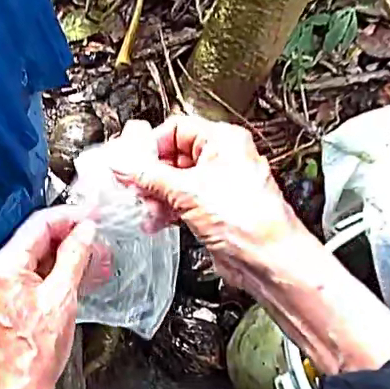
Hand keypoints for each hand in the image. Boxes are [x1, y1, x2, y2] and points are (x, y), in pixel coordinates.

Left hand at [0, 207, 97, 388]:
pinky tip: (83, 271)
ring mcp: (10, 285)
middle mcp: (3, 272)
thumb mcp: (63, 297)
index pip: (38, 225)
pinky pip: (42, 272)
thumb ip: (74, 258)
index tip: (91, 216)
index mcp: (6, 267)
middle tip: (98, 234)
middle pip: (39, 237)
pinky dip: (63, 268)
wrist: (25, 385)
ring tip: (96, 254)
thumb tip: (84, 232)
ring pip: (42, 254)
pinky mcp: (19, 297)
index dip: (68, 217)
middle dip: (71, 233)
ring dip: (70, 251)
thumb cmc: (35, 352)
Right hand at [116, 115, 389, 374]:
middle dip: (150, 176)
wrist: (266, 259)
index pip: (176, 129)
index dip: (150, 146)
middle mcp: (221, 161)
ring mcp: (216, 187)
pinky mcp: (212, 210)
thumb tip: (124, 164)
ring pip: (174, 183)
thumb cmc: (248, 221)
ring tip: (146, 210)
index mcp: (223, 141)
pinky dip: (165, 211)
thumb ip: (148, 176)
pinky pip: (180, 203)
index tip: (130, 163)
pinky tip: (155, 222)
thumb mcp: (186, 191)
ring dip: (155, 197)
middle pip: (172, 157)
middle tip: (133, 187)